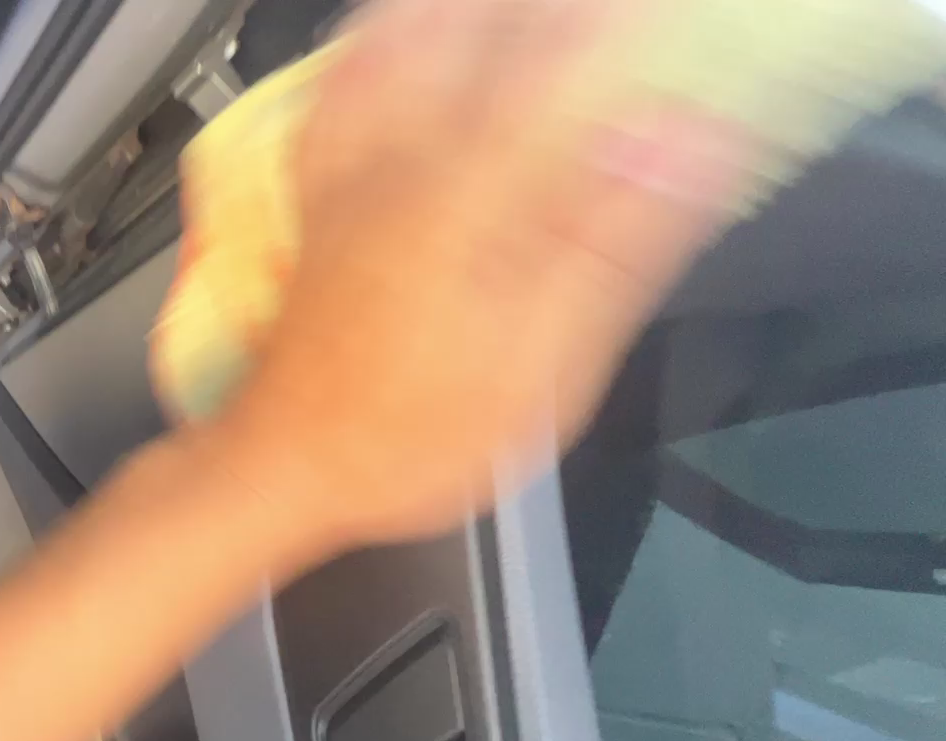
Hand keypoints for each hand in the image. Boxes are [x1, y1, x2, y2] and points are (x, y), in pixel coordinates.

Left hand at [194, 0, 749, 564]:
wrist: (281, 469)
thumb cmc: (398, 444)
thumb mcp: (532, 374)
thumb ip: (605, 252)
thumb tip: (684, 138)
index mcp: (466, 205)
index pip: (562, 52)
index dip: (621, 20)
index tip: (668, 19)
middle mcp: (394, 178)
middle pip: (466, 24)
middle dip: (532, 10)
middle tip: (591, 21)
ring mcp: (340, 194)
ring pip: (387, 49)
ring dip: (453, 14)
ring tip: (506, 19)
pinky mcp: (311, 218)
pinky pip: (328, 112)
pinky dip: (366, 60)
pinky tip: (392, 45)